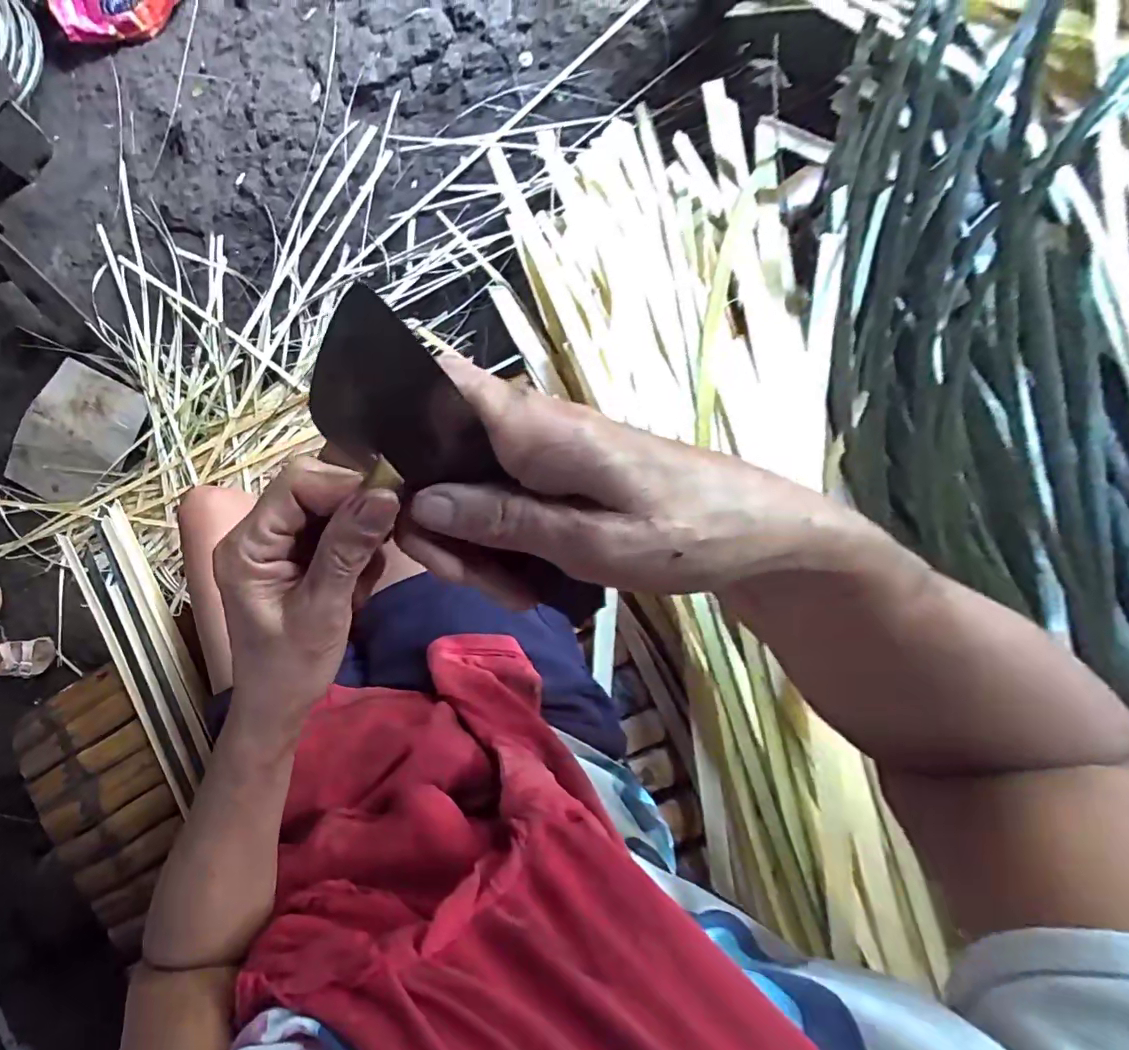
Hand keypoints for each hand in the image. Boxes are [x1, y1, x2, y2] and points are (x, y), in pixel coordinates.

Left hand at [214, 458, 398, 724]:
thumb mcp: (323, 609)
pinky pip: (330, 532)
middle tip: (385, 537)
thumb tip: (385, 494)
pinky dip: (353, 550)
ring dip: (356, 534)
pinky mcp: (293, 557)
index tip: (388, 500)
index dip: (342, 484)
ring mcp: (274, 545)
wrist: (277, 708)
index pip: (294, 484)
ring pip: (326, 509)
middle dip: (352, 509)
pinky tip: (355, 587)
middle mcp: (255, 534)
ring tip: (362, 578)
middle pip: (310, 489)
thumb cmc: (292, 668)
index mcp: (247, 544)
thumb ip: (349, 549)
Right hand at [394, 351, 881, 606]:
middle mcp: (525, 427)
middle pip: (437, 453)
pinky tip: (520, 579)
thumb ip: (507, 519)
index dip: (390, 407)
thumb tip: (419, 500)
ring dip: (465, 540)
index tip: (367, 470)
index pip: (442, 381)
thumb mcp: (596, 542)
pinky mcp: (546, 477)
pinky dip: (492, 542)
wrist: (760, 537)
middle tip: (462, 576)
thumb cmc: (689, 534)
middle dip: (431, 516)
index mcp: (534, 426)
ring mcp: (535, 453)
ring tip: (509, 589)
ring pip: (461, 485)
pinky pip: (493, 502)